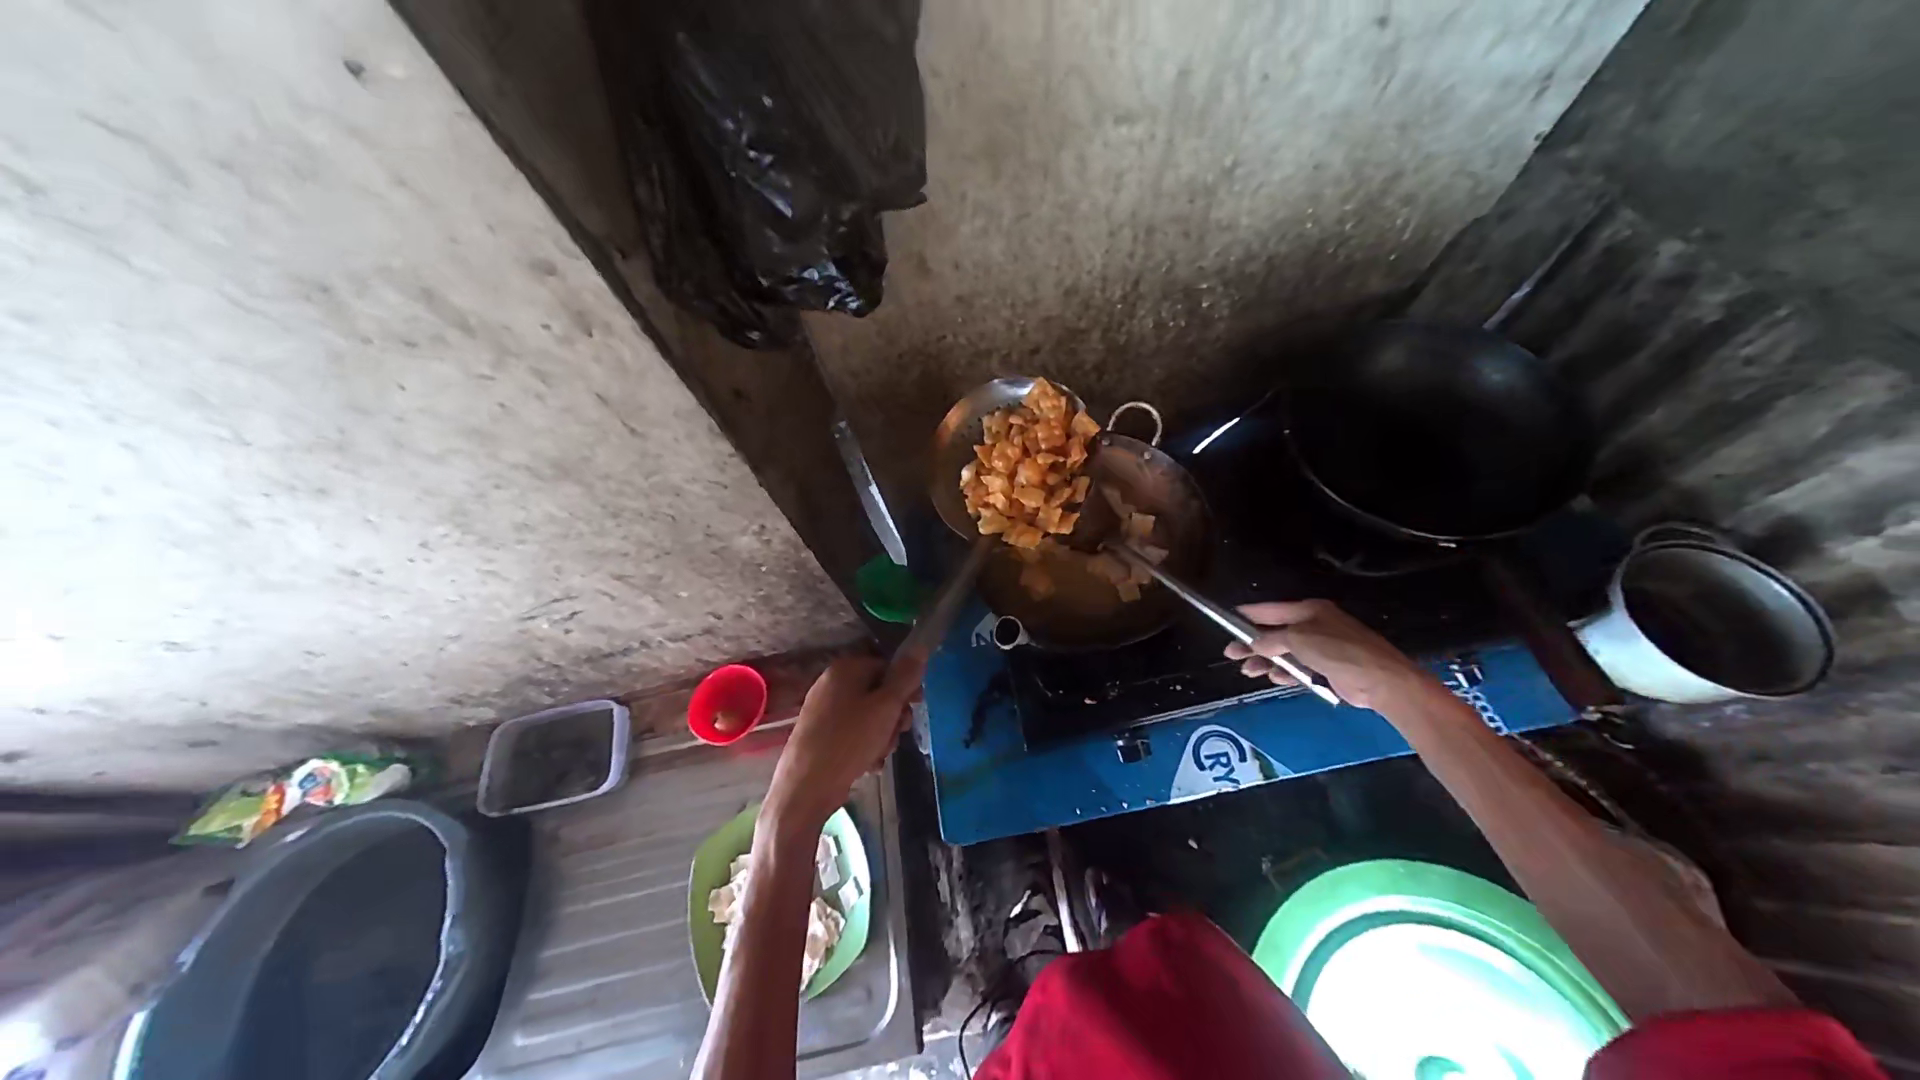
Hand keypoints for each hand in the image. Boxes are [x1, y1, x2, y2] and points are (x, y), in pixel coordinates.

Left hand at [763, 652, 923, 837]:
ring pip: (868, 716)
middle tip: (898, 732)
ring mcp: (823, 710)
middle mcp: (831, 684)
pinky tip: (868, 764)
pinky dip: (865, 746)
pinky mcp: (820, 735)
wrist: (806, 786)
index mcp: (844, 669)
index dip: (905, 686)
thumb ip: (905, 677)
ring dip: (882, 734)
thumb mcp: (885, 707)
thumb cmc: (850, 740)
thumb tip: (921, 645)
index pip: (886, 666)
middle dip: (894, 715)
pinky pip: (853, 733)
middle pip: (878, 692)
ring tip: (880, 753)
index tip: (916, 707)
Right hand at [1223, 599, 1429, 709]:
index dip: (1248, 614)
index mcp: (1309, 610)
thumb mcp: (1297, 638)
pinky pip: (1298, 667)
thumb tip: (1251, 643)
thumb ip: (1270, 640)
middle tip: (1231, 653)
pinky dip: (1285, 672)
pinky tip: (1276, 678)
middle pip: (1274, 633)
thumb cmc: (1337, 650)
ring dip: (1266, 661)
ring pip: (1284, 652)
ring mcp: (1321, 647)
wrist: (1380, 680)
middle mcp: (1313, 625)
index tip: (1227, 619)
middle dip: (1252, 643)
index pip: (1270, 609)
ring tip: (1250, 671)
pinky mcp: (1326, 668)